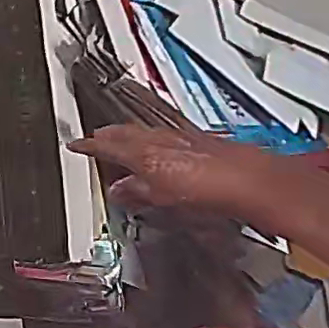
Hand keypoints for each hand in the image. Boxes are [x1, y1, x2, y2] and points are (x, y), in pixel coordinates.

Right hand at [69, 124, 328, 240]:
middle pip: (125, 132)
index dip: (90, 145)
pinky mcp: (197, 139)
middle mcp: (161, 138)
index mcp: (146, 151)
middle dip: (107, 135)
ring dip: (128, 135)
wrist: (251, 181)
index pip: (108, 144)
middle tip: (94, 138)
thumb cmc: (212, 188)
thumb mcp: (163, 197)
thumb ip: (137, 192)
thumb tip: (121, 190)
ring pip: (144, 130)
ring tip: (119, 140)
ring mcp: (180, 136)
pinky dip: (151, 139)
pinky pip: (163, 134)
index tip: (76, 144)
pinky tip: (156, 148)